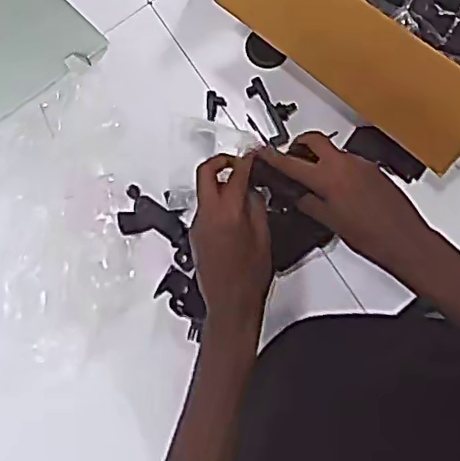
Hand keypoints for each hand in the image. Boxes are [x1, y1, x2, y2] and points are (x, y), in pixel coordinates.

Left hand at [191, 153, 271, 336]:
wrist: (230, 305)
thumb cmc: (248, 280)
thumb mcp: (265, 239)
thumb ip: (258, 208)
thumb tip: (254, 190)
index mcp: (229, 214)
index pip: (236, 174)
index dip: (246, 160)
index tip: (251, 155)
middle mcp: (208, 215)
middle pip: (206, 172)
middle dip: (221, 161)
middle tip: (236, 162)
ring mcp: (198, 224)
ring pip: (204, 191)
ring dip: (219, 184)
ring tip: (239, 191)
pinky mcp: (195, 234)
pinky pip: (204, 209)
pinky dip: (217, 204)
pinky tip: (232, 215)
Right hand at [255, 132, 439, 278]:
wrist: (406, 241)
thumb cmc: (374, 237)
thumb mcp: (329, 222)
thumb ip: (308, 203)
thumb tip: (298, 195)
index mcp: (328, 178)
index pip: (291, 162)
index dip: (273, 157)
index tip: (264, 153)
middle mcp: (345, 164)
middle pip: (314, 139)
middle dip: (298, 144)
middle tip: (291, 154)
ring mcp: (362, 164)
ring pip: (333, 150)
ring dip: (320, 157)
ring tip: (316, 178)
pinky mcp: (374, 169)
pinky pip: (350, 161)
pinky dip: (339, 168)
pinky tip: (341, 188)